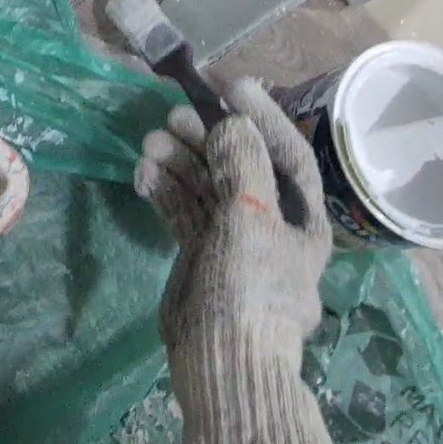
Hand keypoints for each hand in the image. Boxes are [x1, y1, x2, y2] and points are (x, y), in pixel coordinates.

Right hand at [135, 78, 333, 443]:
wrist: (220, 360)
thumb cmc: (249, 287)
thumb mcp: (252, 218)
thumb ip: (243, 164)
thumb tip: (231, 123)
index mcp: (299, 217)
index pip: (286, 152)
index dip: (262, 115)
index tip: (232, 83)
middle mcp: (268, 221)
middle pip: (237, 164)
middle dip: (207, 136)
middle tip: (175, 114)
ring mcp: (231, 236)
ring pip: (204, 183)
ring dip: (179, 160)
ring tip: (150, 142)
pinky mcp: (200, 251)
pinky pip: (182, 209)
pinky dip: (164, 190)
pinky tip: (143, 174)